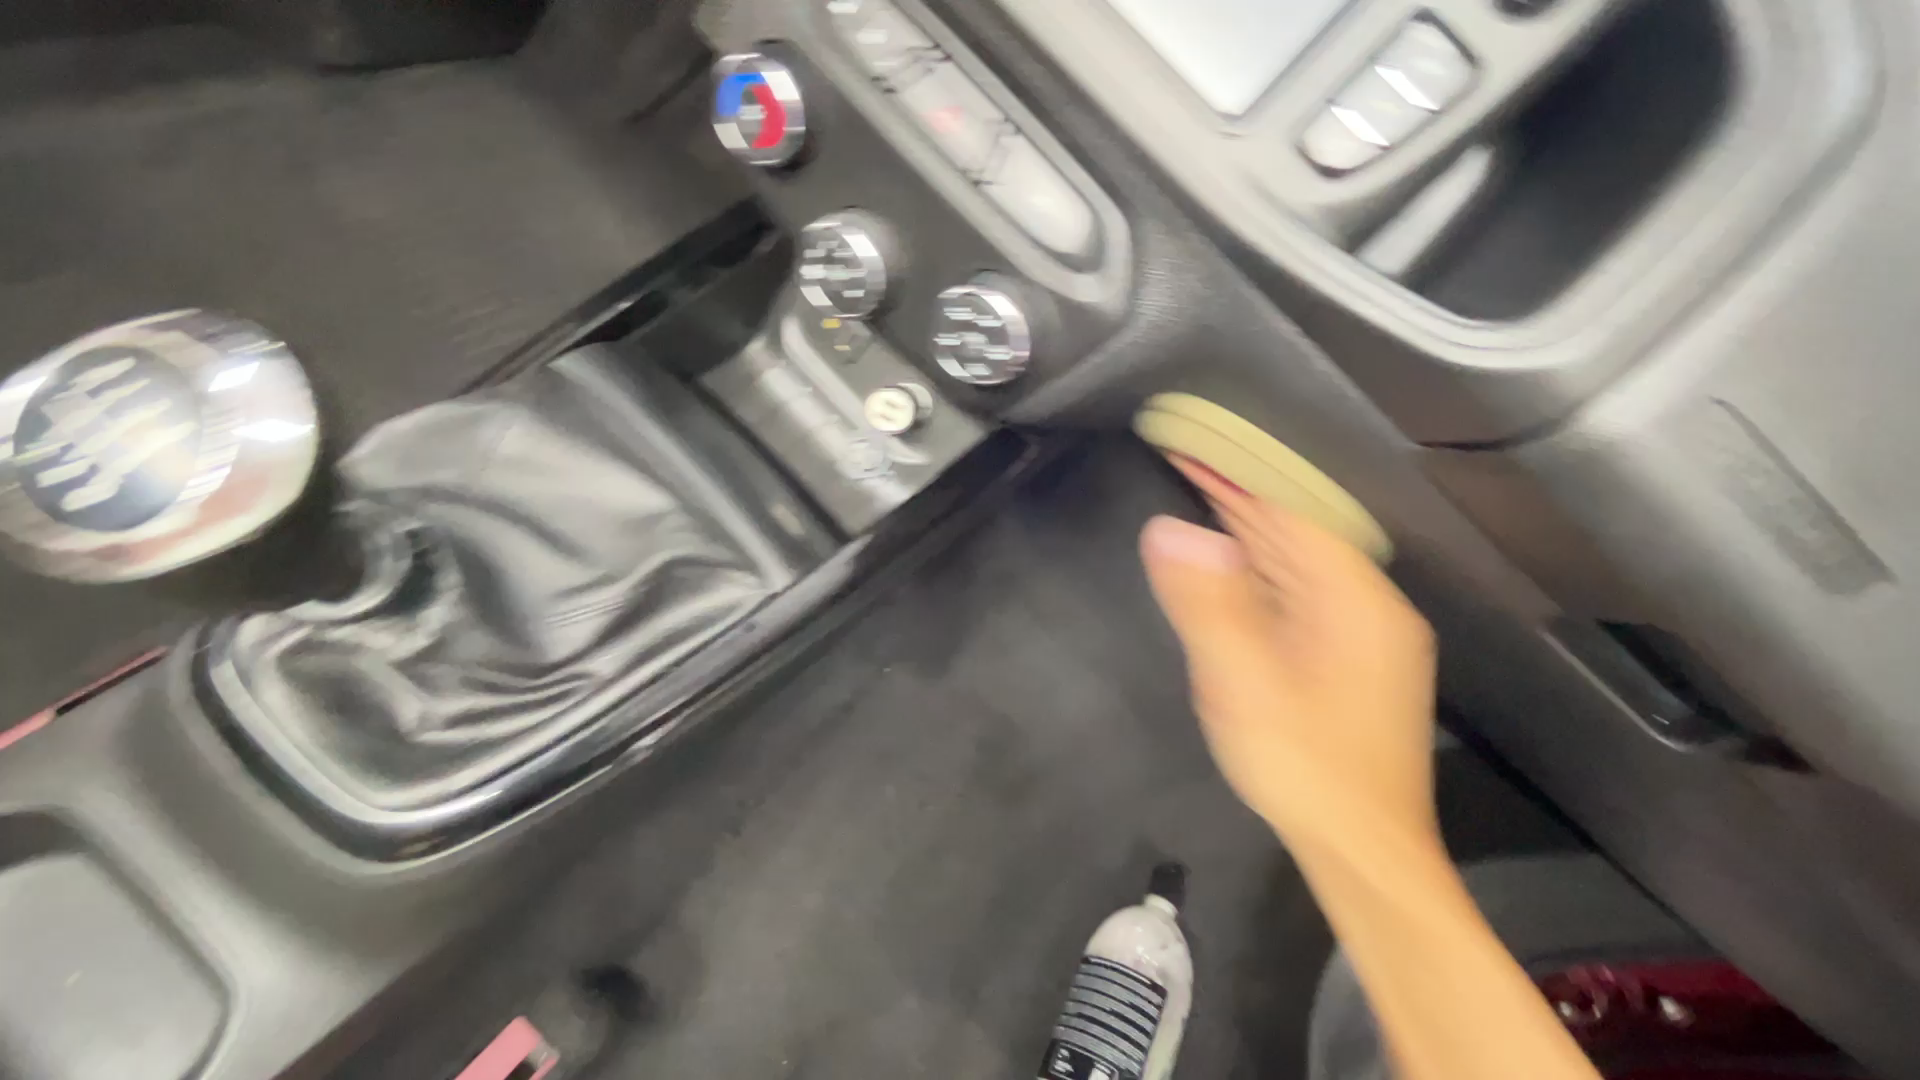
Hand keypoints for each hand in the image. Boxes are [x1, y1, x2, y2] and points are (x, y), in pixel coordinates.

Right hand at [1141, 457, 1439, 853]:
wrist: (1362, 852)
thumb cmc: (1303, 766)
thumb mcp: (1242, 683)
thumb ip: (1205, 603)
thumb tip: (1168, 529)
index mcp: (1352, 599)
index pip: (1286, 515)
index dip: (1232, 480)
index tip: (1185, 449)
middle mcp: (1367, 607)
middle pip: (1294, 537)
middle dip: (1235, 503)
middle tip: (1179, 466)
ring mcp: (1363, 638)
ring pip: (1296, 570)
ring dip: (1246, 539)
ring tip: (1196, 505)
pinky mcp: (1350, 664)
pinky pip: (1299, 601)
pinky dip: (1260, 578)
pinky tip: (1231, 575)